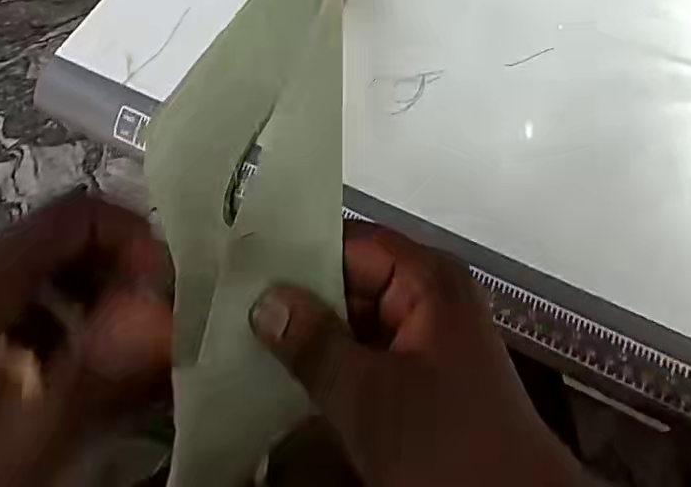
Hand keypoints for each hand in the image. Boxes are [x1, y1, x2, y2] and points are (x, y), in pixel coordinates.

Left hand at [0, 194, 171, 486]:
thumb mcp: (13, 453)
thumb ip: (97, 375)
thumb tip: (167, 314)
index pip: (74, 215)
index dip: (133, 239)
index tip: (164, 293)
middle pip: (50, 243)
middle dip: (110, 278)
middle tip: (141, 336)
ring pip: (23, 278)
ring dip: (78, 307)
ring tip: (98, 367)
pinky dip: (35, 331)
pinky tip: (39, 388)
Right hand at [250, 223, 590, 486]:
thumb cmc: (448, 447)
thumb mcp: (370, 397)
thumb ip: (315, 344)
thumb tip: (266, 301)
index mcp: (429, 278)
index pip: (355, 243)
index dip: (304, 252)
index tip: (251, 266)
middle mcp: (430, 294)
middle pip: (354, 279)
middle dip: (303, 299)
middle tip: (242, 307)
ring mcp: (427, 333)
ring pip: (357, 318)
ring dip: (315, 335)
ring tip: (253, 337)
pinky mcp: (422, 372)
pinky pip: (369, 350)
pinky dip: (335, 362)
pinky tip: (292, 374)